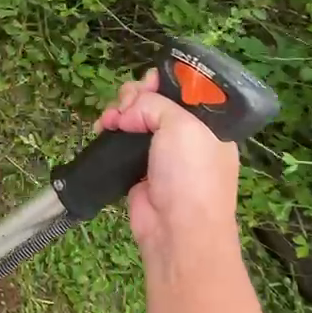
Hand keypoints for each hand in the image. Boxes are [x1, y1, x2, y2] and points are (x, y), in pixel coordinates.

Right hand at [94, 67, 241, 266]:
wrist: (177, 230)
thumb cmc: (190, 176)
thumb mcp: (182, 126)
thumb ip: (153, 104)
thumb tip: (126, 113)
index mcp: (209, 127)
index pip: (184, 91)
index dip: (163, 82)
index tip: (147, 84)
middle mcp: (186, 136)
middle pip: (154, 99)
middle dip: (134, 95)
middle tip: (126, 106)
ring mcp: (161, 151)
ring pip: (133, 114)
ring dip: (117, 110)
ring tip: (109, 121)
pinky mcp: (138, 163)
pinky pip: (121, 134)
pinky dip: (109, 127)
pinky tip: (102, 128)